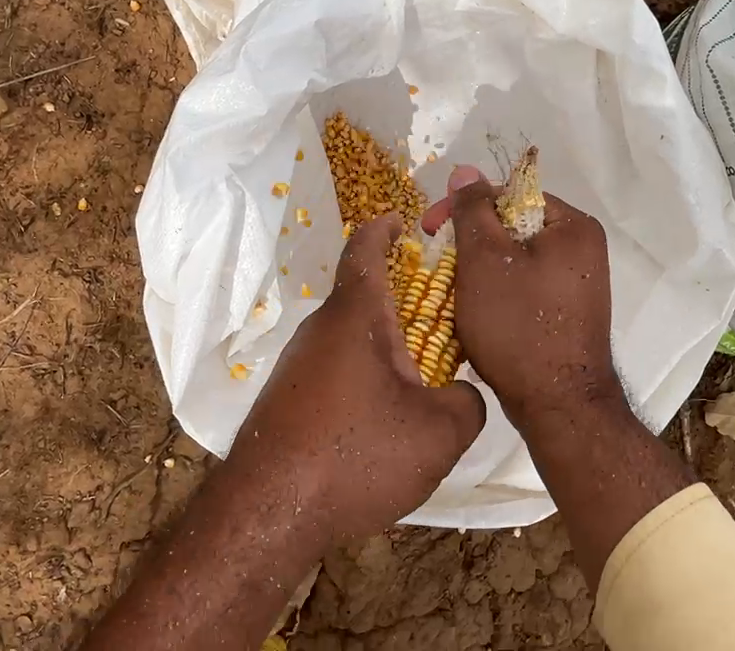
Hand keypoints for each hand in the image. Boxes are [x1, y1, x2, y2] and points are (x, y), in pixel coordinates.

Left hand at [224, 215, 485, 544]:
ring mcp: (298, 366)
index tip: (402, 220)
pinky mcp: (288, 400)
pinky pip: (335, 370)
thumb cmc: (357, 455)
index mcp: (356, 317)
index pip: (365, 249)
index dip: (384, 228)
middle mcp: (321, 330)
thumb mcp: (438, 434)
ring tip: (421, 382)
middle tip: (442, 321)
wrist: (267, 514)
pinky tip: (383, 422)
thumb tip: (462, 393)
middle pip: (364, 299)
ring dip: (385, 347)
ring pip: (351, 339)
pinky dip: (364, 377)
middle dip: (404, 302)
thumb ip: (467, 402)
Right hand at [422, 166, 623, 426]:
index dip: (465, 207)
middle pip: (512, 227)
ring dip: (480, 271)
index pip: (509, 195)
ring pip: (514, 260)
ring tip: (452, 292)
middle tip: (438, 264)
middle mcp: (583, 249)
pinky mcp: (567, 314)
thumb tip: (466, 171)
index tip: (430, 229)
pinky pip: (525, 287)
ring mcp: (578, 284)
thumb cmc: (519, 326)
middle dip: (471, 244)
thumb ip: (472, 210)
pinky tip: (475, 314)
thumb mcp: (484, 260)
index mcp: (573, 226)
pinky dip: (497, 294)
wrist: (560, 408)